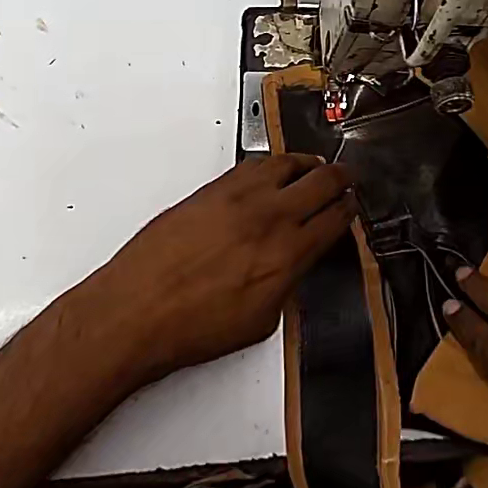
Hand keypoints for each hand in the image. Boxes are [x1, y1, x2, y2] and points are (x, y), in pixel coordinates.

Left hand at [76, 154, 355, 381]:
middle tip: (346, 177)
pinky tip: (271, 171)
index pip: (335, 219)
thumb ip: (285, 285)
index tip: (352, 207)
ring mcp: (239, 197)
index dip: (350, 211)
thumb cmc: (189, 325)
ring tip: (314, 166)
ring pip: (288, 162)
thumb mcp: (259, 321)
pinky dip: (271, 164)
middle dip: (341, 178)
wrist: (136, 311)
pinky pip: (253, 164)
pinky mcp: (212, 189)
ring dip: (308, 164)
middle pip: (323, 181)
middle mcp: (268, 217)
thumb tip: (293, 269)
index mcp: (287, 254)